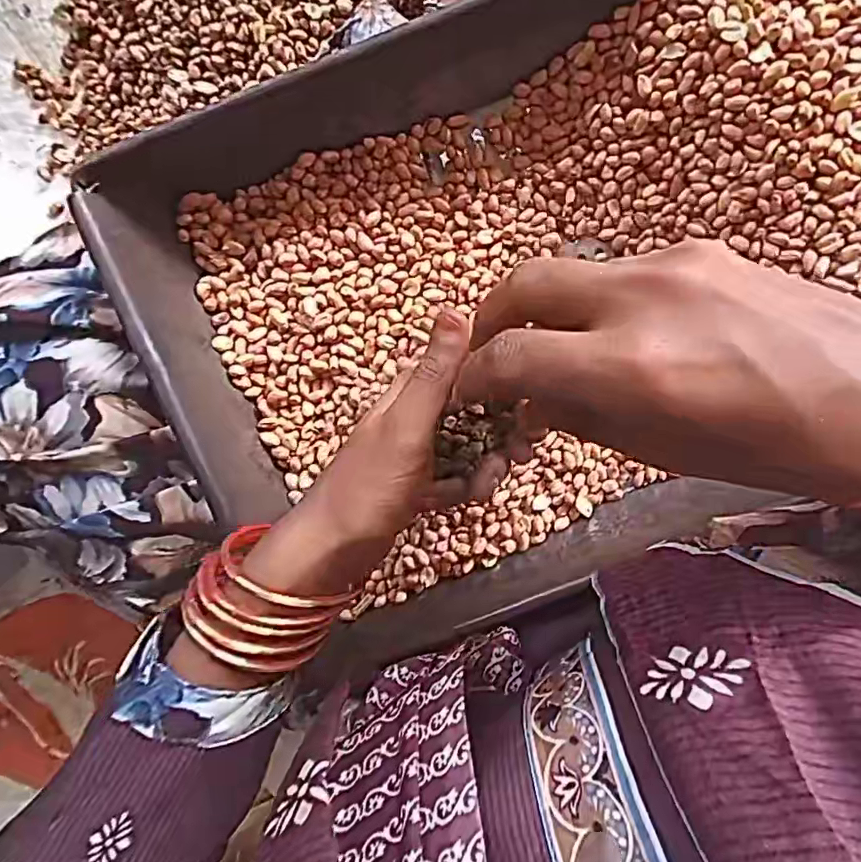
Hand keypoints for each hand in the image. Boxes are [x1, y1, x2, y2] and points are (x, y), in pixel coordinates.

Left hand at [171, 307, 519, 688]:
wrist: (331, 553)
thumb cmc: (366, 487)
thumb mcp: (408, 426)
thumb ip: (436, 372)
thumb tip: (454, 309)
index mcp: (412, 389)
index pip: (469, 366)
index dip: (503, 381)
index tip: (529, 406)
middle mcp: (418, 412)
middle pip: (479, 409)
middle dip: (501, 434)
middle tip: (516, 456)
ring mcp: (421, 446)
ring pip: (474, 444)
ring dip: (485, 466)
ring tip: (480, 488)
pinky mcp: (422, 478)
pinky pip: (459, 474)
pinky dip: (464, 487)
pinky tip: (456, 502)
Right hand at [455, 240, 860, 504]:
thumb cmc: (783, 451)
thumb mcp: (668, 453)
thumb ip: (588, 419)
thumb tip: (534, 402)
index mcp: (635, 368)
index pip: (514, 359)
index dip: (477, 381)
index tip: (469, 395)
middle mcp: (642, 300)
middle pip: (526, 282)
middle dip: (494, 318)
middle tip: (492, 353)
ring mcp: (675, 264)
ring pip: (576, 271)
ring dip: (551, 308)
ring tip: (560, 348)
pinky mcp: (703, 251)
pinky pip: (626, 272)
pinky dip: (603, 301)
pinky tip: (624, 333)